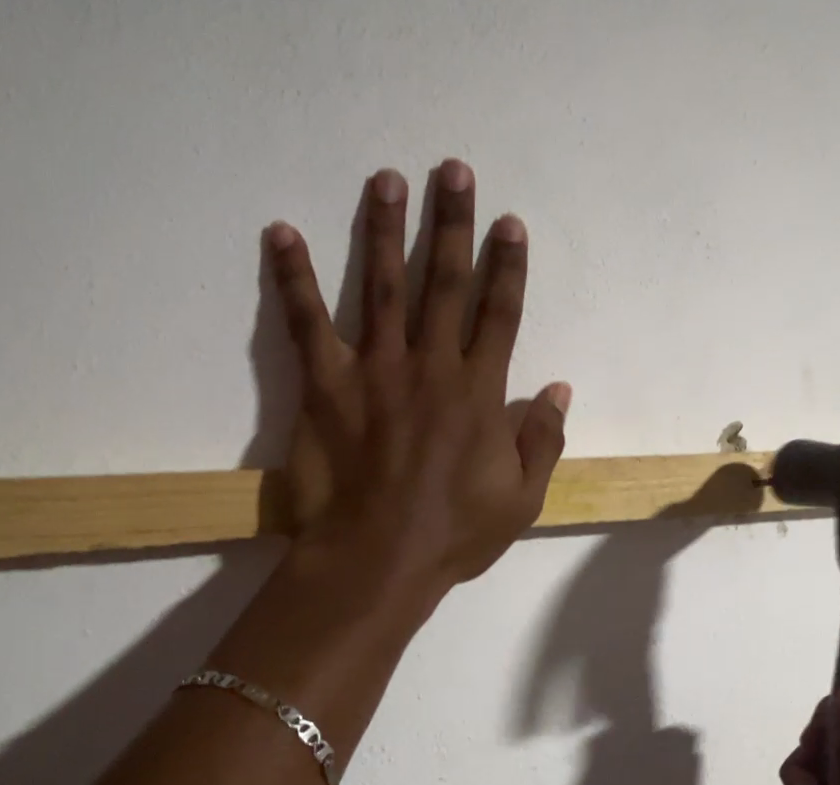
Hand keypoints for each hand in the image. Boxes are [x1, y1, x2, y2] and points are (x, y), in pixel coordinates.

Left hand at [269, 160, 570, 594]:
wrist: (377, 559)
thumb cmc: (454, 535)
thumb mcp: (521, 500)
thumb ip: (542, 440)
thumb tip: (557, 388)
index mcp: (479, 392)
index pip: (499, 314)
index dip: (507, 266)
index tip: (510, 223)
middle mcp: (430, 366)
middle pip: (443, 282)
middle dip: (452, 224)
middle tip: (453, 171)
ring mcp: (375, 370)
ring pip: (381, 285)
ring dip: (384, 229)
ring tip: (386, 179)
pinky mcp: (325, 384)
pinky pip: (306, 322)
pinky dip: (293, 276)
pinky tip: (282, 232)